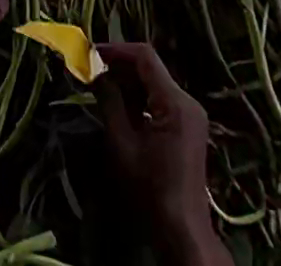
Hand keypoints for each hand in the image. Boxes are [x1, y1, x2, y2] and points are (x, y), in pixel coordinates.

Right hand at [96, 43, 227, 265]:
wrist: (182, 229)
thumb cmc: (149, 188)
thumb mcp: (122, 142)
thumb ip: (109, 100)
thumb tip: (94, 70)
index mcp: (175, 102)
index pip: (145, 57)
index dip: (116, 50)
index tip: (90, 53)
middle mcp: (187, 101)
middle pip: (150, 69)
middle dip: (119, 66)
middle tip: (90, 71)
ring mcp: (190, 113)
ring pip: (154, 83)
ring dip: (127, 82)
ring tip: (98, 87)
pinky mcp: (187, 125)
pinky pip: (160, 99)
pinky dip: (138, 97)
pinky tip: (118, 106)